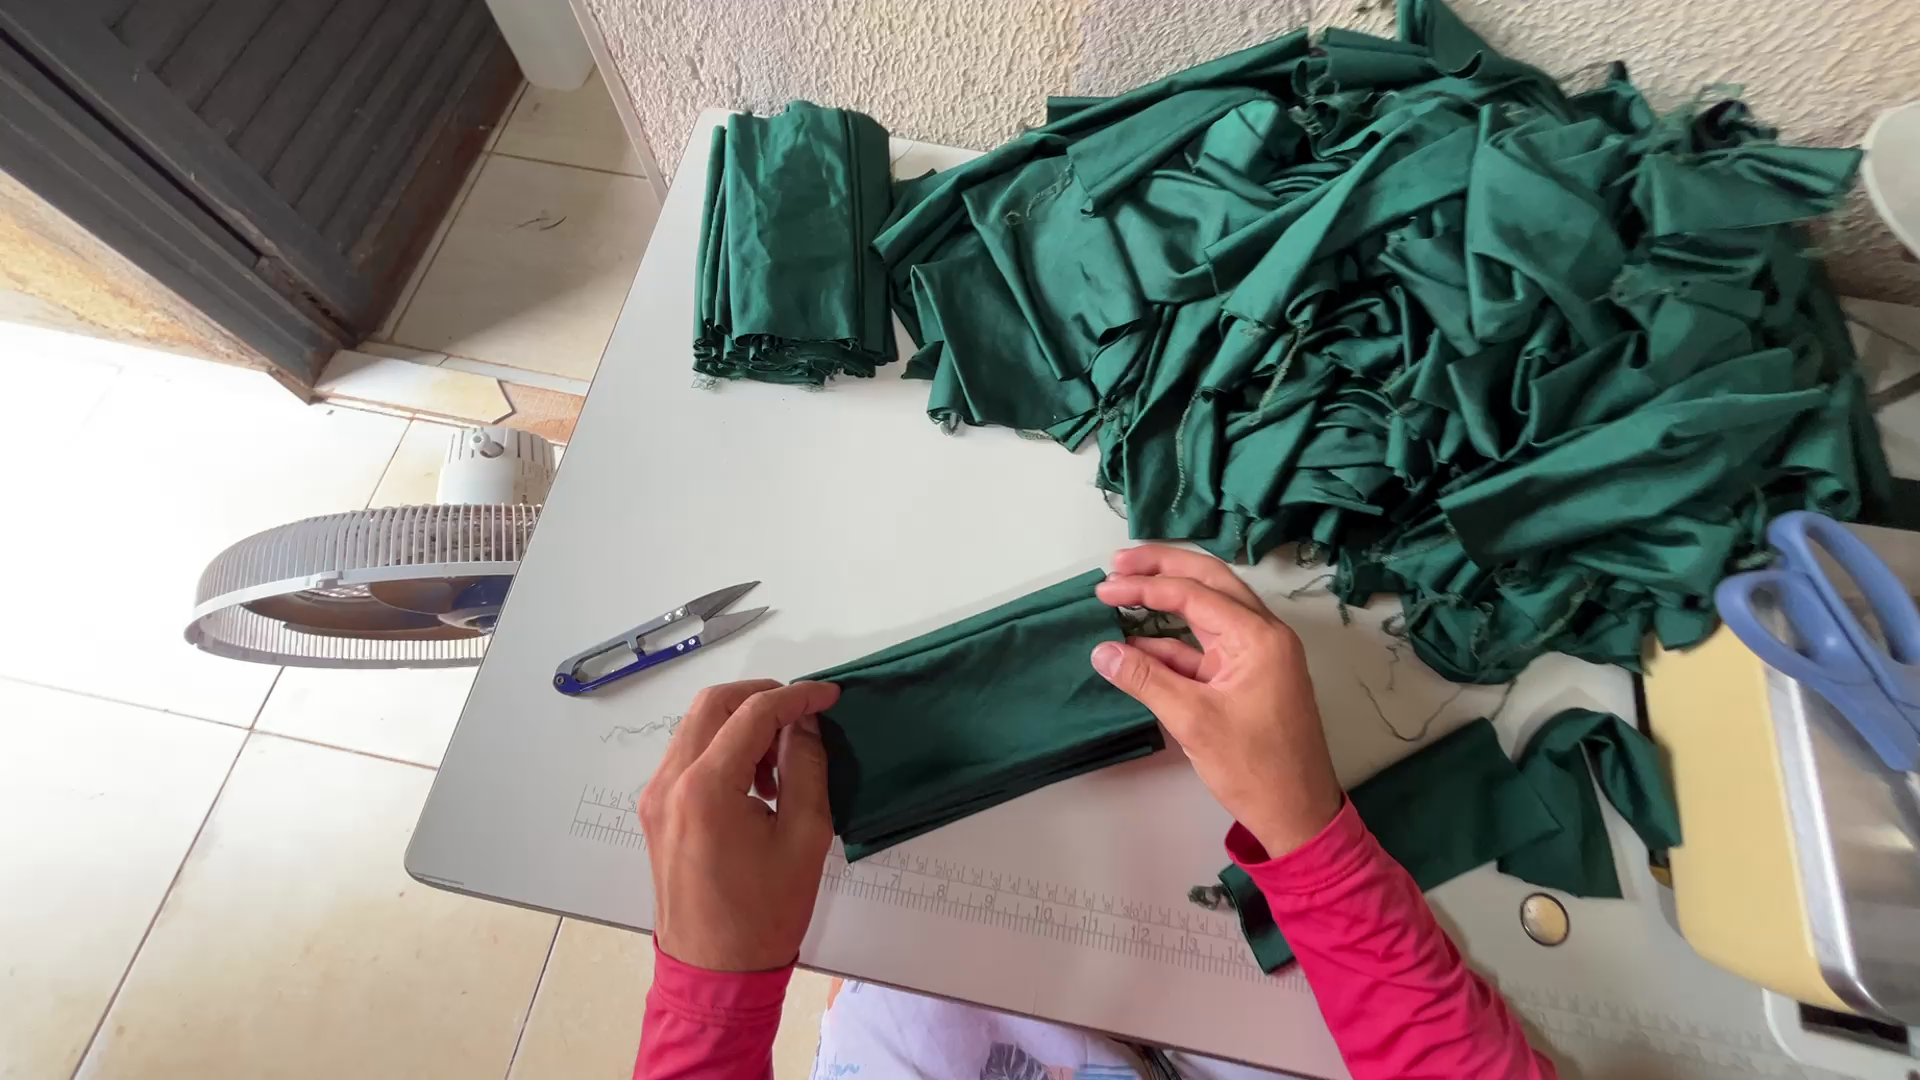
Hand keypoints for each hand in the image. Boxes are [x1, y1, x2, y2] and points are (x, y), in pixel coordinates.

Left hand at [638, 679, 839, 971]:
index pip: (752, 713)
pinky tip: (754, 780)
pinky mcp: (656, 809)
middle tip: (802, 717)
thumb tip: (805, 721)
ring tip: (780, 761)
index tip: (829, 696)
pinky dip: (724, 746)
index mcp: (705, 789)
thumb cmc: (766, 911)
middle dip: (762, 697)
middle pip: (713, 703)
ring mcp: (656, 795)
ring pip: (698, 723)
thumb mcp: (806, 834)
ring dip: (742, 722)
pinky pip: (689, 752)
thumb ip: (806, 764)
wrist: (714, 974)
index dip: (796, 696)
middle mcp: (669, 782)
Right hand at [1091, 545, 1342, 858]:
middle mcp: (1261, 633)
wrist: (1297, 815)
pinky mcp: (1241, 674)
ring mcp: (1253, 653)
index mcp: (1258, 637)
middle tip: (1118, 561)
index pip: (1193, 593)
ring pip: (1205, 607)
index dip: (1144, 586)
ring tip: (1121, 589)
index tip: (1105, 588)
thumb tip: (1102, 651)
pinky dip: (1167, 640)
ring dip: (1164, 598)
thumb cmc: (1255, 768)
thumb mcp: (1193, 720)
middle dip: (1161, 566)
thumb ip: (1145, 679)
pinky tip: (1133, 642)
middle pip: (1207, 580)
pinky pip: (1201, 644)